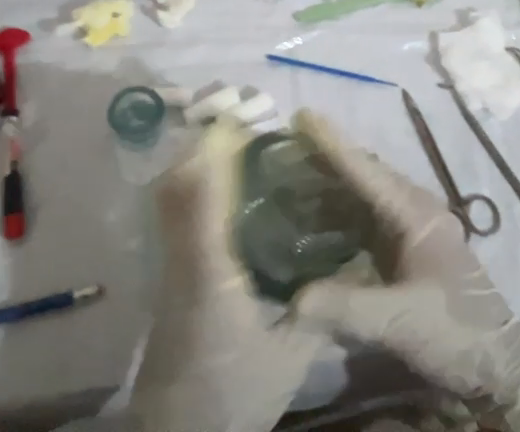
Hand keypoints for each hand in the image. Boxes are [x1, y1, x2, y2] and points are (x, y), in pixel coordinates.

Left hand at [129, 119, 325, 431]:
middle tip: (242, 120)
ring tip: (236, 143)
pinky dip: (195, 187)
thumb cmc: (234, 399)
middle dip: (203, 146)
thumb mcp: (289, 360)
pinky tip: (226, 188)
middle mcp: (181, 263)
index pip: (203, 202)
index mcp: (210, 278)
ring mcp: (168, 271)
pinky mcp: (169, 280)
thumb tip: (351, 265)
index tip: (236, 121)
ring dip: (196, 163)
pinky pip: (175, 216)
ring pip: (170, 200)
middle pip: (176, 189)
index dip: (214, 155)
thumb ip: (319, 309)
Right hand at [290, 109, 519, 431]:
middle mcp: (417, 212)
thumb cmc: (456, 332)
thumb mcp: (400, 321)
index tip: (303, 116)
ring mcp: (414, 233)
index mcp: (418, 215)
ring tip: (292, 177)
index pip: (367, 171)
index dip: (332, 143)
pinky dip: (341, 216)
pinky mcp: (409, 255)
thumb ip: (344, 306)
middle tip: (286, 147)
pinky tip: (316, 222)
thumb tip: (290, 299)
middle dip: (327, 159)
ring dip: (332, 187)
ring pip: (366, 197)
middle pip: (366, 176)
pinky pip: (368, 222)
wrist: (498, 367)